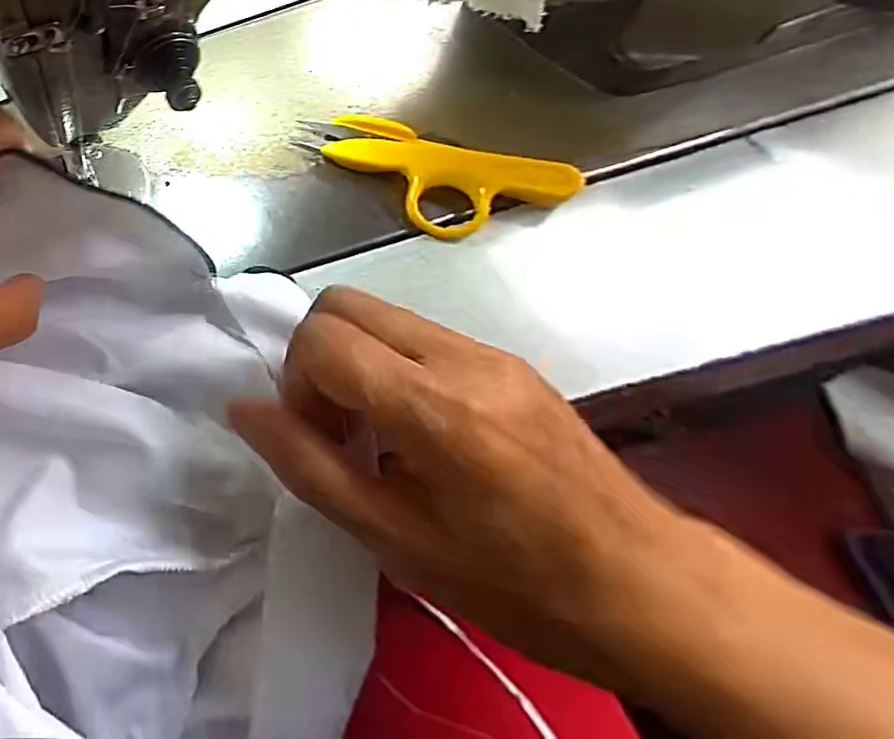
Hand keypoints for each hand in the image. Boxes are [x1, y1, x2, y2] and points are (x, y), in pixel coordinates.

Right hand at [227, 286, 694, 685]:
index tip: (317, 437)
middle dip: (315, 357)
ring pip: (378, 313)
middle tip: (336, 425)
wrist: (652, 589)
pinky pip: (416, 333)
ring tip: (375, 432)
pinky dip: (388, 363)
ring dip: (352, 359)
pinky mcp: (505, 358)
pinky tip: (415, 429)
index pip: (322, 338)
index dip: (295, 382)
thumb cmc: (517, 584)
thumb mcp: (395, 540)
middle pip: (342, 303)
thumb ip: (307, 465)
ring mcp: (488, 351)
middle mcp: (461, 357)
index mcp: (435, 407)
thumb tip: (242, 408)